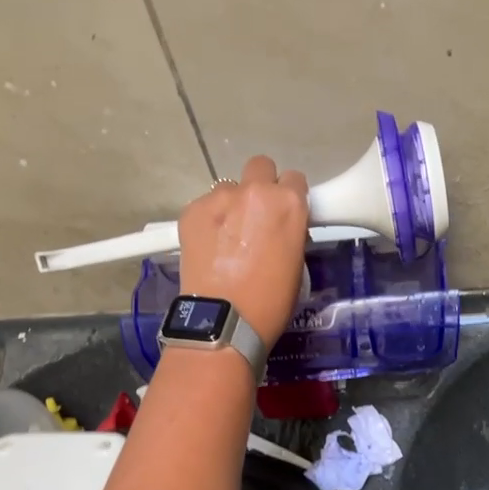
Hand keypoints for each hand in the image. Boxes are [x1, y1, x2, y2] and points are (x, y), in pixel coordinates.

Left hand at [177, 155, 308, 346]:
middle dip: (261, 187)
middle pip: (260, 167)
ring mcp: (219, 198)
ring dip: (232, 205)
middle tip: (257, 218)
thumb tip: (280, 228)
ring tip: (228, 239)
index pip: (295, 180)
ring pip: (229, 188)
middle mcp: (255, 191)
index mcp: (288, 204)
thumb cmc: (270, 304)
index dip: (290, 198)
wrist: (224, 322)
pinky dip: (209, 222)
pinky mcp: (192, 211)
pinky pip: (205, 206)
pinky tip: (209, 248)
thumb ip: (291, 234)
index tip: (285, 216)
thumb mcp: (296, 267)